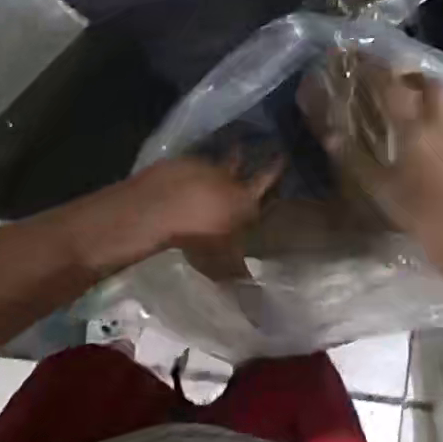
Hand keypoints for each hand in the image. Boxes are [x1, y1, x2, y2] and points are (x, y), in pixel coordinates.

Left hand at [58, 152, 281, 273]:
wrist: (159, 210)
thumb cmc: (197, 240)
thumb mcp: (220, 264)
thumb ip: (237, 273)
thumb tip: (254, 295)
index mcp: (245, 201)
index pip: (267, 181)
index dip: (276, 169)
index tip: (283, 154)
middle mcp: (228, 179)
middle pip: (239, 163)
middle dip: (245, 157)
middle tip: (248, 146)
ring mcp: (200, 168)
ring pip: (213, 161)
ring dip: (217, 162)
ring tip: (218, 158)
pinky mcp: (176, 165)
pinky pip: (187, 165)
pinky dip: (187, 171)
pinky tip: (180, 179)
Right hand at [301, 52, 442, 272]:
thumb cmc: (416, 211)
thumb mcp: (378, 186)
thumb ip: (353, 158)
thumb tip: (329, 133)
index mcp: (414, 127)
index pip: (392, 87)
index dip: (375, 70)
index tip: (360, 60)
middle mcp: (440, 122)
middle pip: (430, 83)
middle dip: (412, 75)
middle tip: (395, 80)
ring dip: (431, 90)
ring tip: (415, 99)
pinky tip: (434, 127)